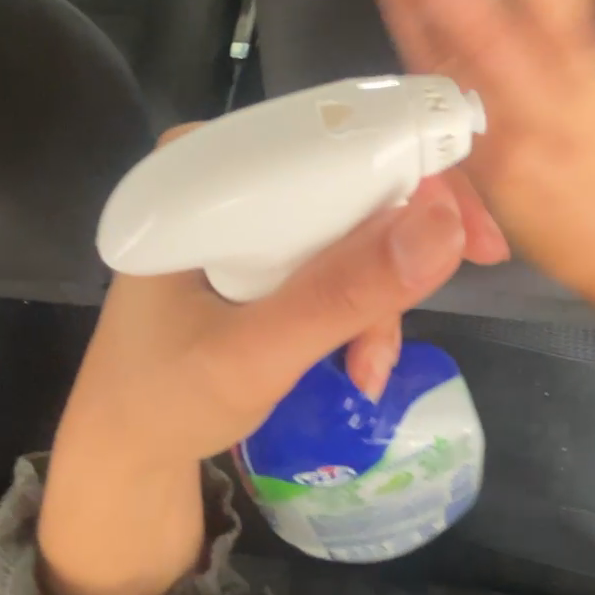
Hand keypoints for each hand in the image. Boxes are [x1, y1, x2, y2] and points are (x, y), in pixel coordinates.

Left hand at [40, 162, 476, 594]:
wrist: (125, 456)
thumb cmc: (163, 401)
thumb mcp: (254, 352)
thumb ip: (342, 295)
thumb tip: (443, 226)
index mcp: (203, 168)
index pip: (324, 138)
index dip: (407, 170)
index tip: (467, 226)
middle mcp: (227, 177)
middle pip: (345, 178)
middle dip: (404, 242)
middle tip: (468, 270)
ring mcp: (245, 217)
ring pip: (350, 224)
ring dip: (381, 293)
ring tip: (371, 365)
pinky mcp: (261, 255)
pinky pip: (335, 260)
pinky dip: (361, 308)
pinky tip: (360, 362)